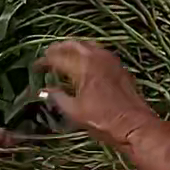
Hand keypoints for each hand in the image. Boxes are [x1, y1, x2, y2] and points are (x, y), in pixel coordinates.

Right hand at [37, 40, 164, 149]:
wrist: (135, 124)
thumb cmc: (103, 120)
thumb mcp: (74, 112)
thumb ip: (57, 97)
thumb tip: (43, 90)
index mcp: (82, 66)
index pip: (57, 57)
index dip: (43, 62)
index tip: (35, 68)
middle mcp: (96, 57)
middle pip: (72, 44)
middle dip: (57, 49)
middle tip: (47, 57)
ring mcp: (110, 59)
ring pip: (87, 44)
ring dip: (73, 48)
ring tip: (63, 57)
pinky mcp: (119, 65)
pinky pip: (99, 51)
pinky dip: (87, 52)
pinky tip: (84, 63)